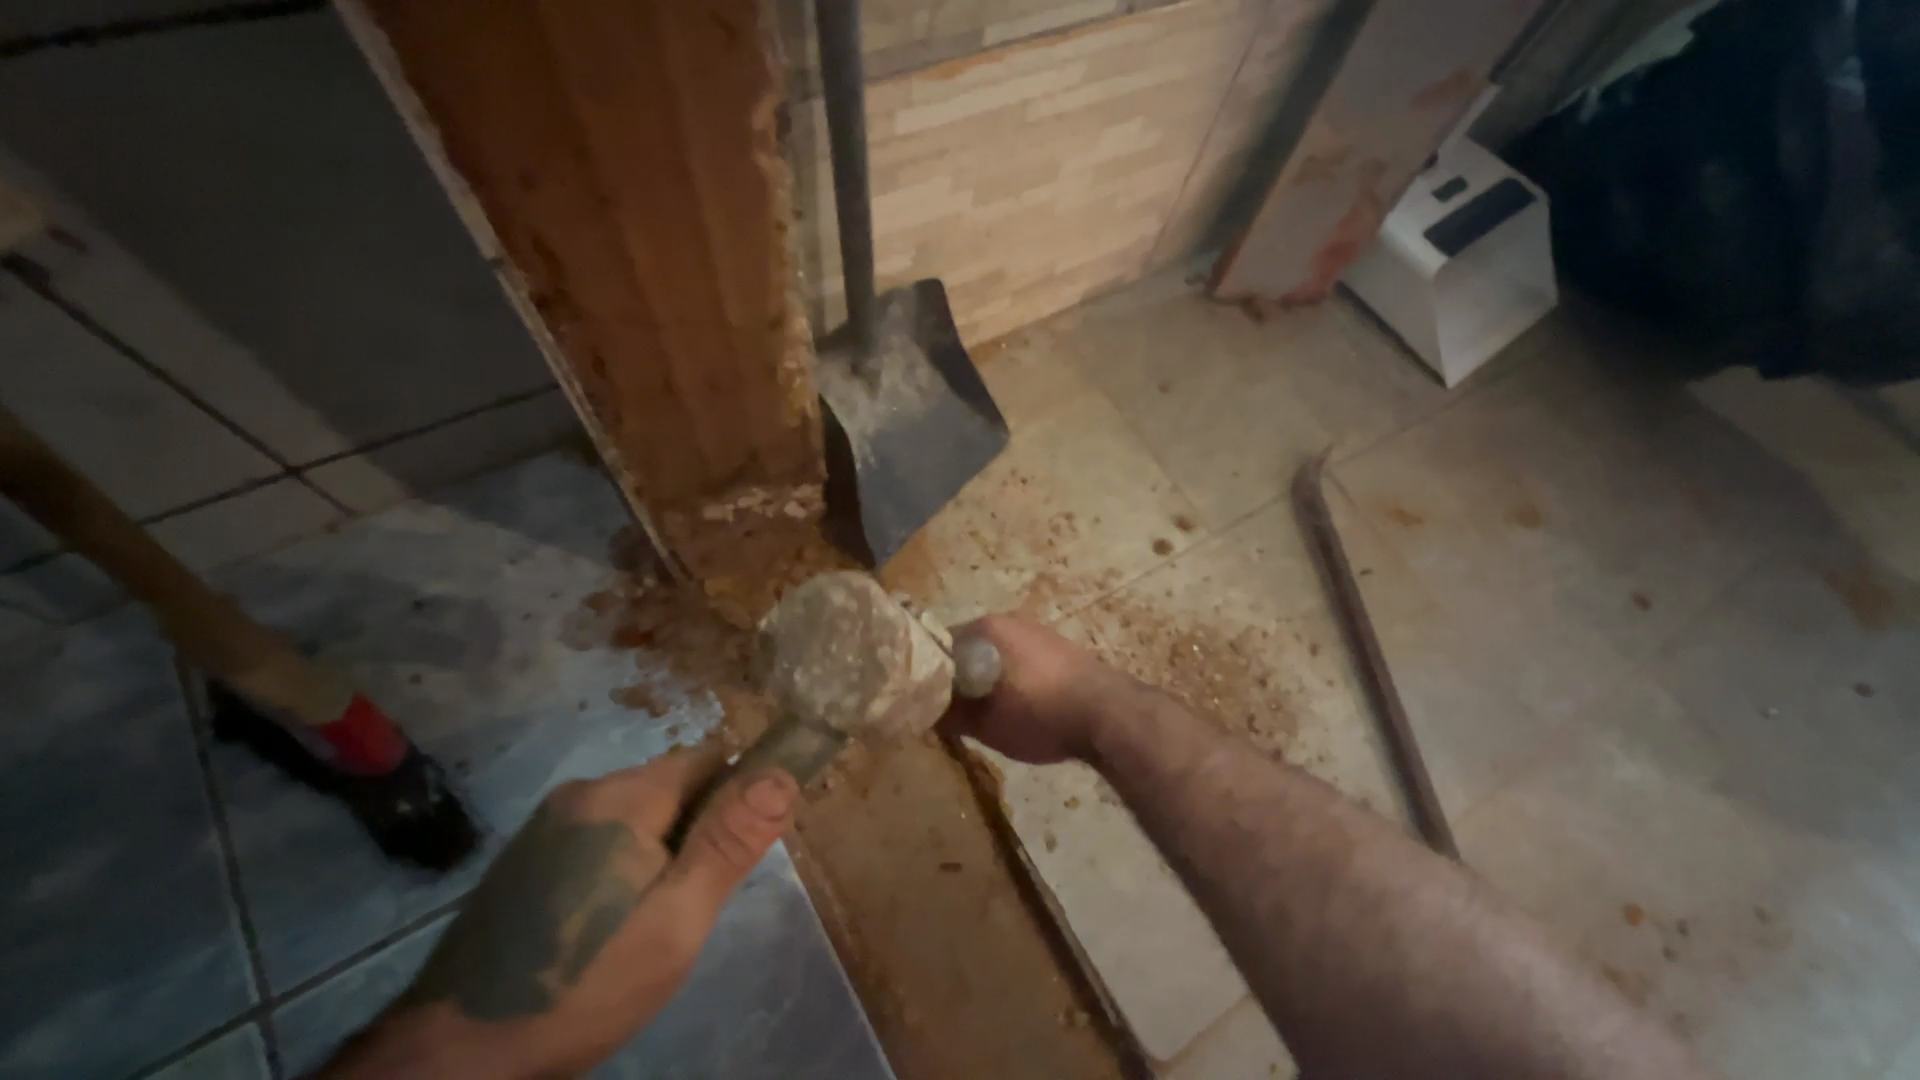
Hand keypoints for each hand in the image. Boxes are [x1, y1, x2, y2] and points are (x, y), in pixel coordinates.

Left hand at [318, 748, 799, 1078]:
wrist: (454, 1057)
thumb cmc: (587, 984)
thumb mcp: (677, 919)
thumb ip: (729, 843)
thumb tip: (781, 772)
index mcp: (621, 796)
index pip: (707, 759)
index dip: (736, 797)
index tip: (735, 856)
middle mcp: (582, 792)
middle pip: (671, 786)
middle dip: (696, 833)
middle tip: (690, 905)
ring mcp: (546, 824)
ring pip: (635, 817)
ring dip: (659, 853)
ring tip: (649, 923)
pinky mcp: (526, 857)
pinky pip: (599, 840)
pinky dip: (621, 867)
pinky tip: (607, 925)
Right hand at [939, 614, 1133, 764]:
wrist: (1108, 714)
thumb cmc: (1038, 714)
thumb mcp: (984, 725)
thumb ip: (949, 715)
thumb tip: (926, 711)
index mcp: (983, 630)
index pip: (938, 647)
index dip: (928, 675)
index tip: (922, 700)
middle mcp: (1007, 621)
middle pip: (967, 649)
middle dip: (957, 678)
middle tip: (949, 710)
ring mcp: (1036, 632)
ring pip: (994, 655)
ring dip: (984, 679)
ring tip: (983, 712)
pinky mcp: (1058, 648)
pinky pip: (1019, 661)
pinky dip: (1010, 679)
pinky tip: (1016, 706)